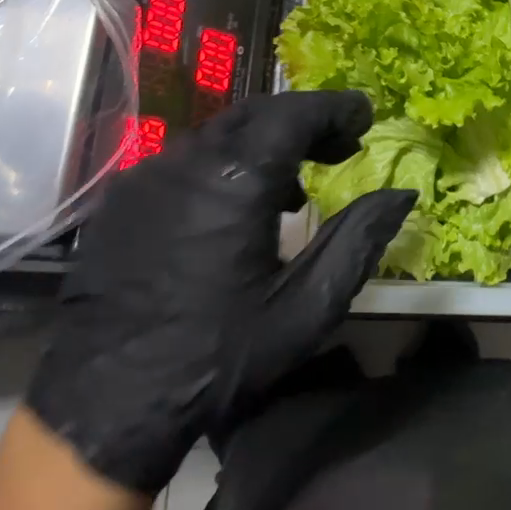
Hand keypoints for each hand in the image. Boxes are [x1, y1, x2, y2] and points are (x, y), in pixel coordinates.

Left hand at [26, 91, 416, 492]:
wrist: (108, 400)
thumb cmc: (220, 355)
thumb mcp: (306, 307)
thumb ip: (357, 239)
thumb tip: (402, 194)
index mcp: (237, 180)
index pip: (295, 114)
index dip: (335, 109)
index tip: (365, 118)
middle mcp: (187, 161)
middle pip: (256, 114)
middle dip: (303, 123)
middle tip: (338, 148)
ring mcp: (146, 177)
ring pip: (216, 136)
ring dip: (262, 147)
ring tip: (292, 189)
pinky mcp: (120, 200)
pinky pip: (182, 162)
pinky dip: (221, 168)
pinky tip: (232, 212)